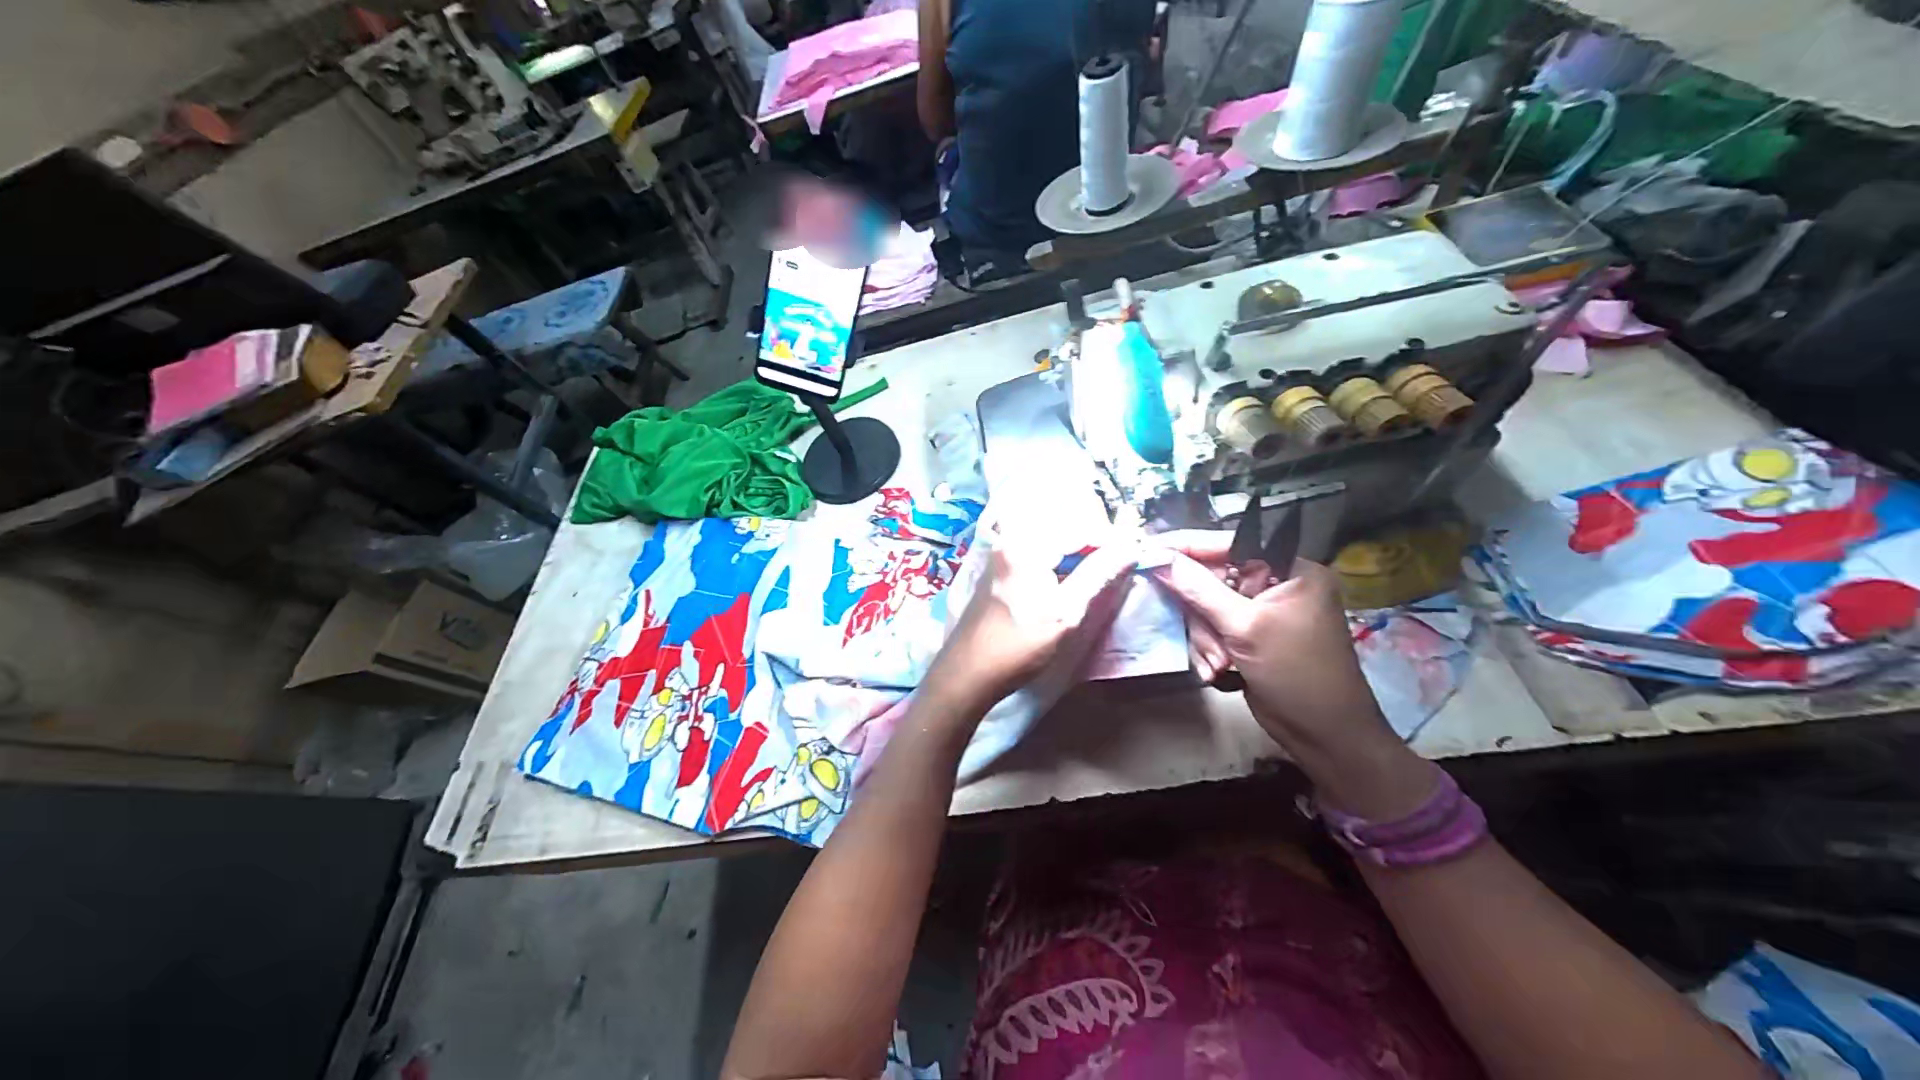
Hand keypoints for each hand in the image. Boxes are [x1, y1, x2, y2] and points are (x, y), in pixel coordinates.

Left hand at [924, 526, 1138, 715]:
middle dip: (1091, 535)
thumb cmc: (1019, 645)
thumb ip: (1098, 576)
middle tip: (1114, 557)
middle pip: (1061, 521)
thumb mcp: (1067, 613)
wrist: (968, 672)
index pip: (1079, 526)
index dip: (1109, 539)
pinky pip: (1034, 544)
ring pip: (1047, 532)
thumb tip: (1130, 549)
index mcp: (1026, 545)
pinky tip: (1068, 573)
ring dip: (1074, 544)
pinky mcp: (997, 565)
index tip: (1130, 555)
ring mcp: (1000, 550)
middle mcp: (1009, 538)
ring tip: (1096, 565)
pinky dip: (1056, 552)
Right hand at [1148, 531, 1435, 818]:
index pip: (1229, 546)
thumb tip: (1159, 558)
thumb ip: (1199, 589)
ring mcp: (1262, 613)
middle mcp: (1276, 585)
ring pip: (1207, 610)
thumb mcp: (1245, 628)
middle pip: (1213, 581)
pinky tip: (1221, 673)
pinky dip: (1210, 651)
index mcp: (1291, 570)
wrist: (1324, 735)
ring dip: (1206, 640)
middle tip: (1213, 649)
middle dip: (1204, 618)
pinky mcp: (1249, 638)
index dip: (1188, 548)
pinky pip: (1212, 631)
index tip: (1149, 549)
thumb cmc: (1296, 674)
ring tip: (1221, 666)